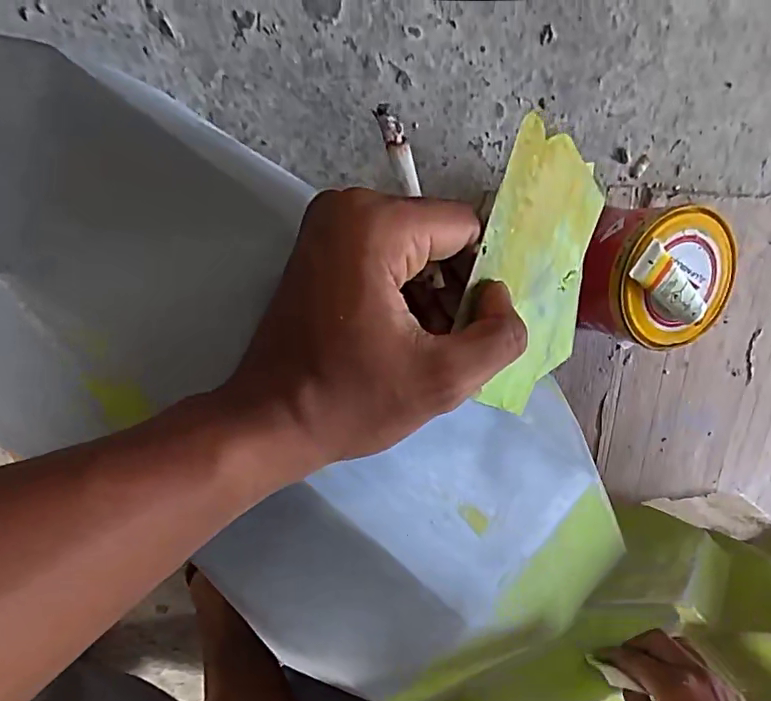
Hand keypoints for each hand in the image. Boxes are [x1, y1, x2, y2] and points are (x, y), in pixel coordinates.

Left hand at [215, 188, 526, 469]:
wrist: (271, 424)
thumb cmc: (351, 402)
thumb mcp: (443, 380)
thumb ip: (499, 336)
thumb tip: (498, 298)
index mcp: (376, 224)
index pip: (467, 231)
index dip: (481, 284)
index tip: (464, 335)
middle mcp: (347, 208)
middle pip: (437, 240)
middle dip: (451, 295)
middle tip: (439, 350)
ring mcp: (325, 229)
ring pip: (412, 255)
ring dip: (427, 302)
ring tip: (415, 354)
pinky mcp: (315, 255)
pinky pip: (381, 264)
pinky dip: (398, 300)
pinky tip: (392, 345)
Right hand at [600, 630, 770, 700]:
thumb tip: (629, 683)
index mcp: (675, 686)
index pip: (637, 659)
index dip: (614, 655)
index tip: (600, 656)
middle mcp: (697, 674)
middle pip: (660, 640)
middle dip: (635, 643)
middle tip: (621, 658)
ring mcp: (717, 678)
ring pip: (682, 645)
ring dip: (659, 649)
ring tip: (646, 665)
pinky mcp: (729, 688)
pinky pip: (699, 662)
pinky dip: (678, 661)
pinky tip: (672, 681)